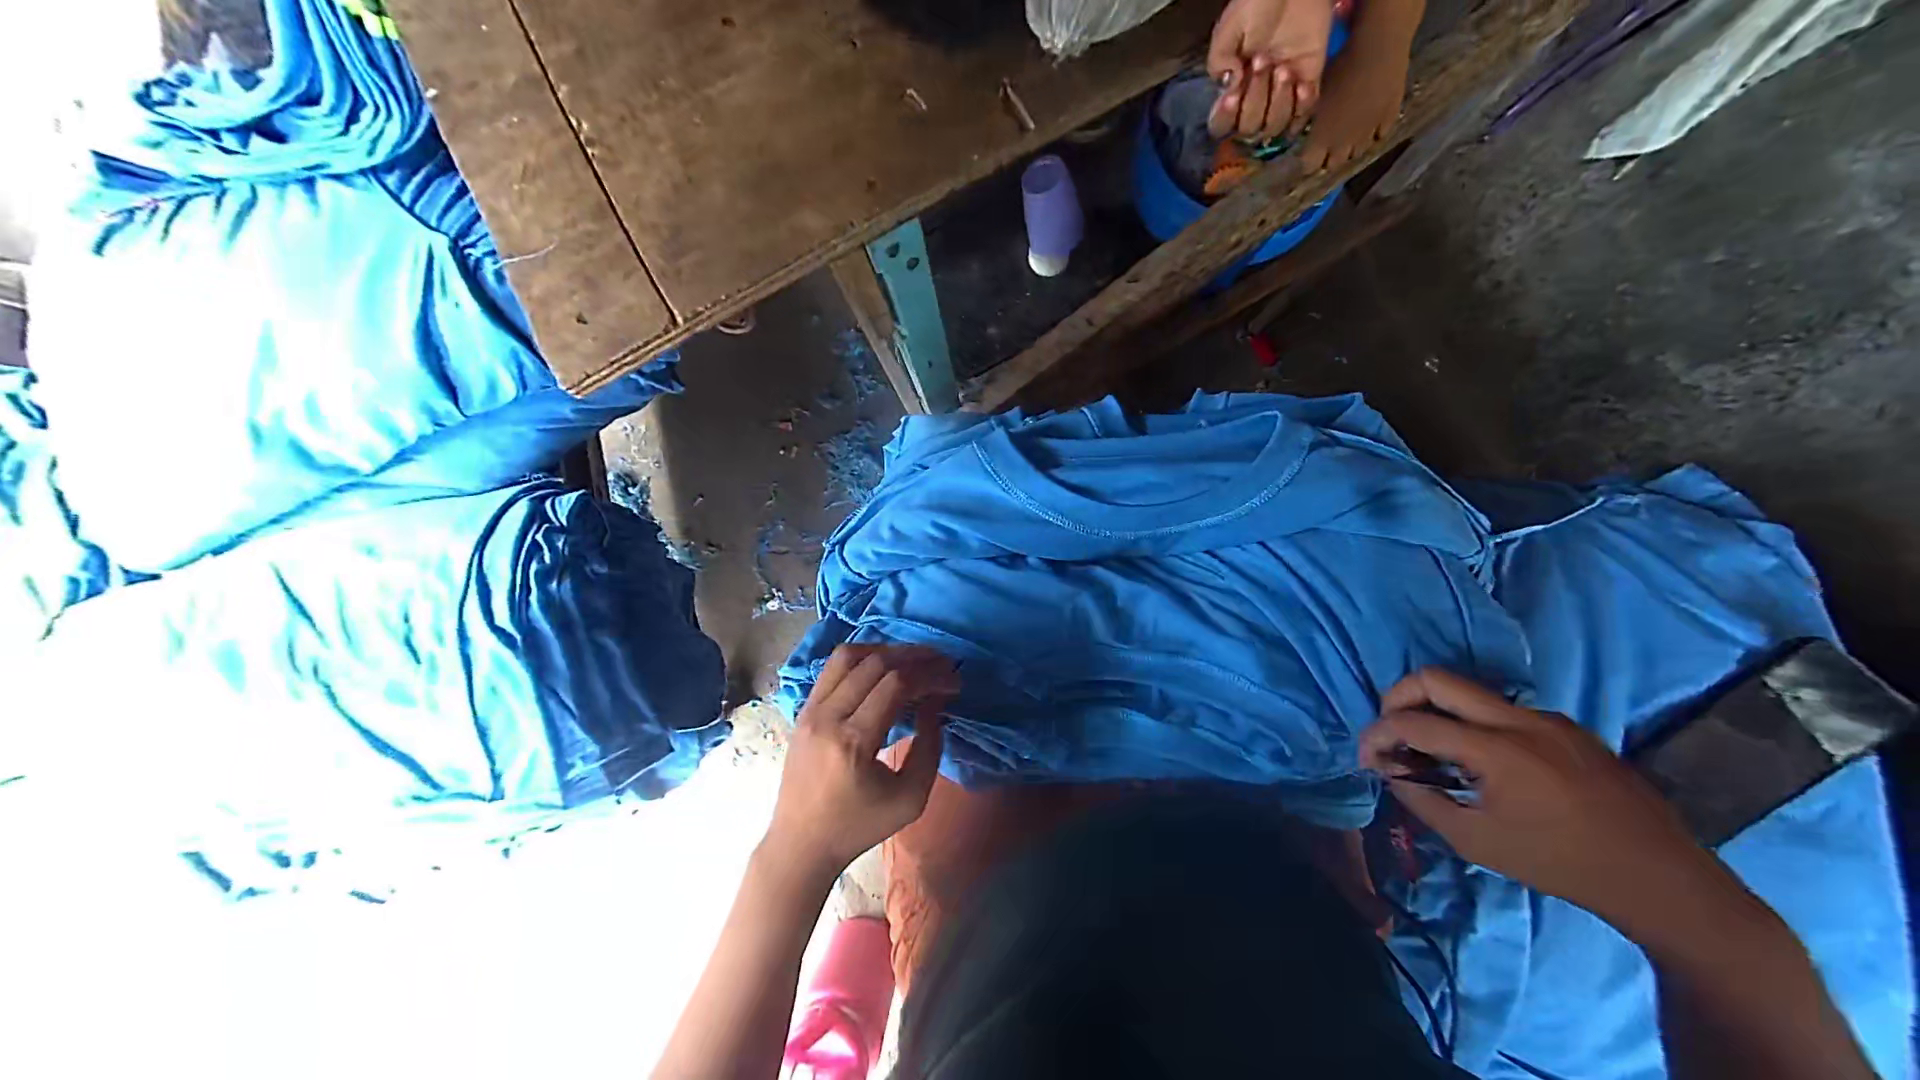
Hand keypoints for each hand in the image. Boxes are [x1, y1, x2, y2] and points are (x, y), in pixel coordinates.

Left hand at [766, 645, 957, 874]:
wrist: (801, 844)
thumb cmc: (858, 826)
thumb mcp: (910, 799)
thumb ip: (929, 748)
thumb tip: (935, 703)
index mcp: (853, 742)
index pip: (896, 684)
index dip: (930, 675)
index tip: (953, 680)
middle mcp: (827, 716)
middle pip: (875, 663)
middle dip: (914, 657)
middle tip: (941, 663)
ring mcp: (810, 710)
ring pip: (849, 655)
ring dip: (886, 651)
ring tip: (913, 660)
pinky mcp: (803, 710)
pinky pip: (833, 668)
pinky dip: (862, 659)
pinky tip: (883, 668)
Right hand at [1207, 0, 1333, 139]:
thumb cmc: (1257, 3)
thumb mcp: (1227, 31)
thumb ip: (1219, 63)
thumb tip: (1230, 86)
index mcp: (1232, 88)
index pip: (1222, 125)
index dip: (1226, 118)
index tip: (1233, 92)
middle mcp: (1254, 96)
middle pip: (1250, 128)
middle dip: (1256, 98)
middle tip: (1263, 60)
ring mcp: (1282, 91)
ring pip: (1275, 126)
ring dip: (1279, 101)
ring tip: (1284, 69)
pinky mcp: (1309, 80)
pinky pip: (1305, 112)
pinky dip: (1303, 104)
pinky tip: (1301, 84)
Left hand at [1297, 29, 1407, 170]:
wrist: (1378, 48)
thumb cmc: (1339, 67)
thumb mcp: (1314, 95)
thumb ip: (1305, 118)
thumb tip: (1294, 132)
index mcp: (1322, 139)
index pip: (1310, 166)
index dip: (1308, 162)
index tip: (1307, 154)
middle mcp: (1344, 143)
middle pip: (1333, 165)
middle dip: (1328, 159)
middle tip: (1327, 146)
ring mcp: (1368, 133)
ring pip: (1357, 154)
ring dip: (1351, 149)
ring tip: (1347, 137)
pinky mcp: (1389, 119)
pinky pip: (1379, 137)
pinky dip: (1373, 135)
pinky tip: (1369, 125)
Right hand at [1360, 669, 1744, 937]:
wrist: (1661, 879)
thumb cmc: (1560, 864)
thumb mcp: (1475, 841)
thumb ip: (1422, 798)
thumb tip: (1391, 771)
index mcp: (1497, 750)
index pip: (1413, 721)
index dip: (1378, 734)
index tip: (1366, 757)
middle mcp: (1521, 720)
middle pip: (1436, 679)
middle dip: (1397, 699)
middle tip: (1390, 733)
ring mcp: (1548, 719)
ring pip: (1469, 692)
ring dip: (1436, 712)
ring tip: (1433, 755)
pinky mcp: (1567, 728)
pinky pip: (1502, 711)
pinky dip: (1472, 725)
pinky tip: (1480, 764)